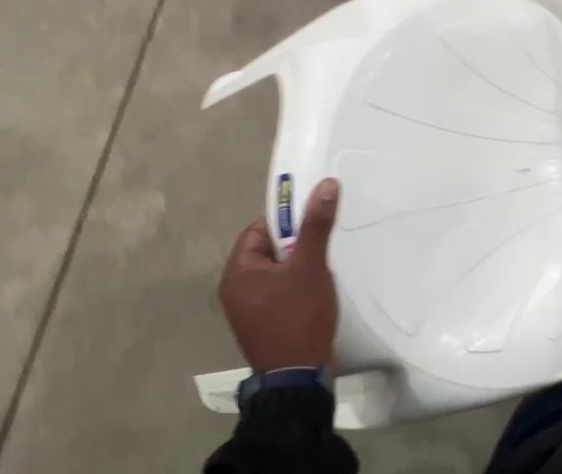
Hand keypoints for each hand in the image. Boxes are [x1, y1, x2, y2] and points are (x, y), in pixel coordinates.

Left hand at [218, 178, 340, 370]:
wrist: (299, 376)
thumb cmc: (297, 316)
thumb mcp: (310, 265)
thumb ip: (316, 225)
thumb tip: (325, 185)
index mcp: (237, 273)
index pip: (260, 230)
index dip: (288, 223)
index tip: (312, 226)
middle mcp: (237, 290)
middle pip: (271, 250)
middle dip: (298, 246)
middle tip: (321, 249)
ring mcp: (251, 310)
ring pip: (279, 272)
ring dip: (302, 267)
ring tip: (323, 269)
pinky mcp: (267, 324)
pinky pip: (282, 292)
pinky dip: (300, 286)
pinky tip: (320, 290)